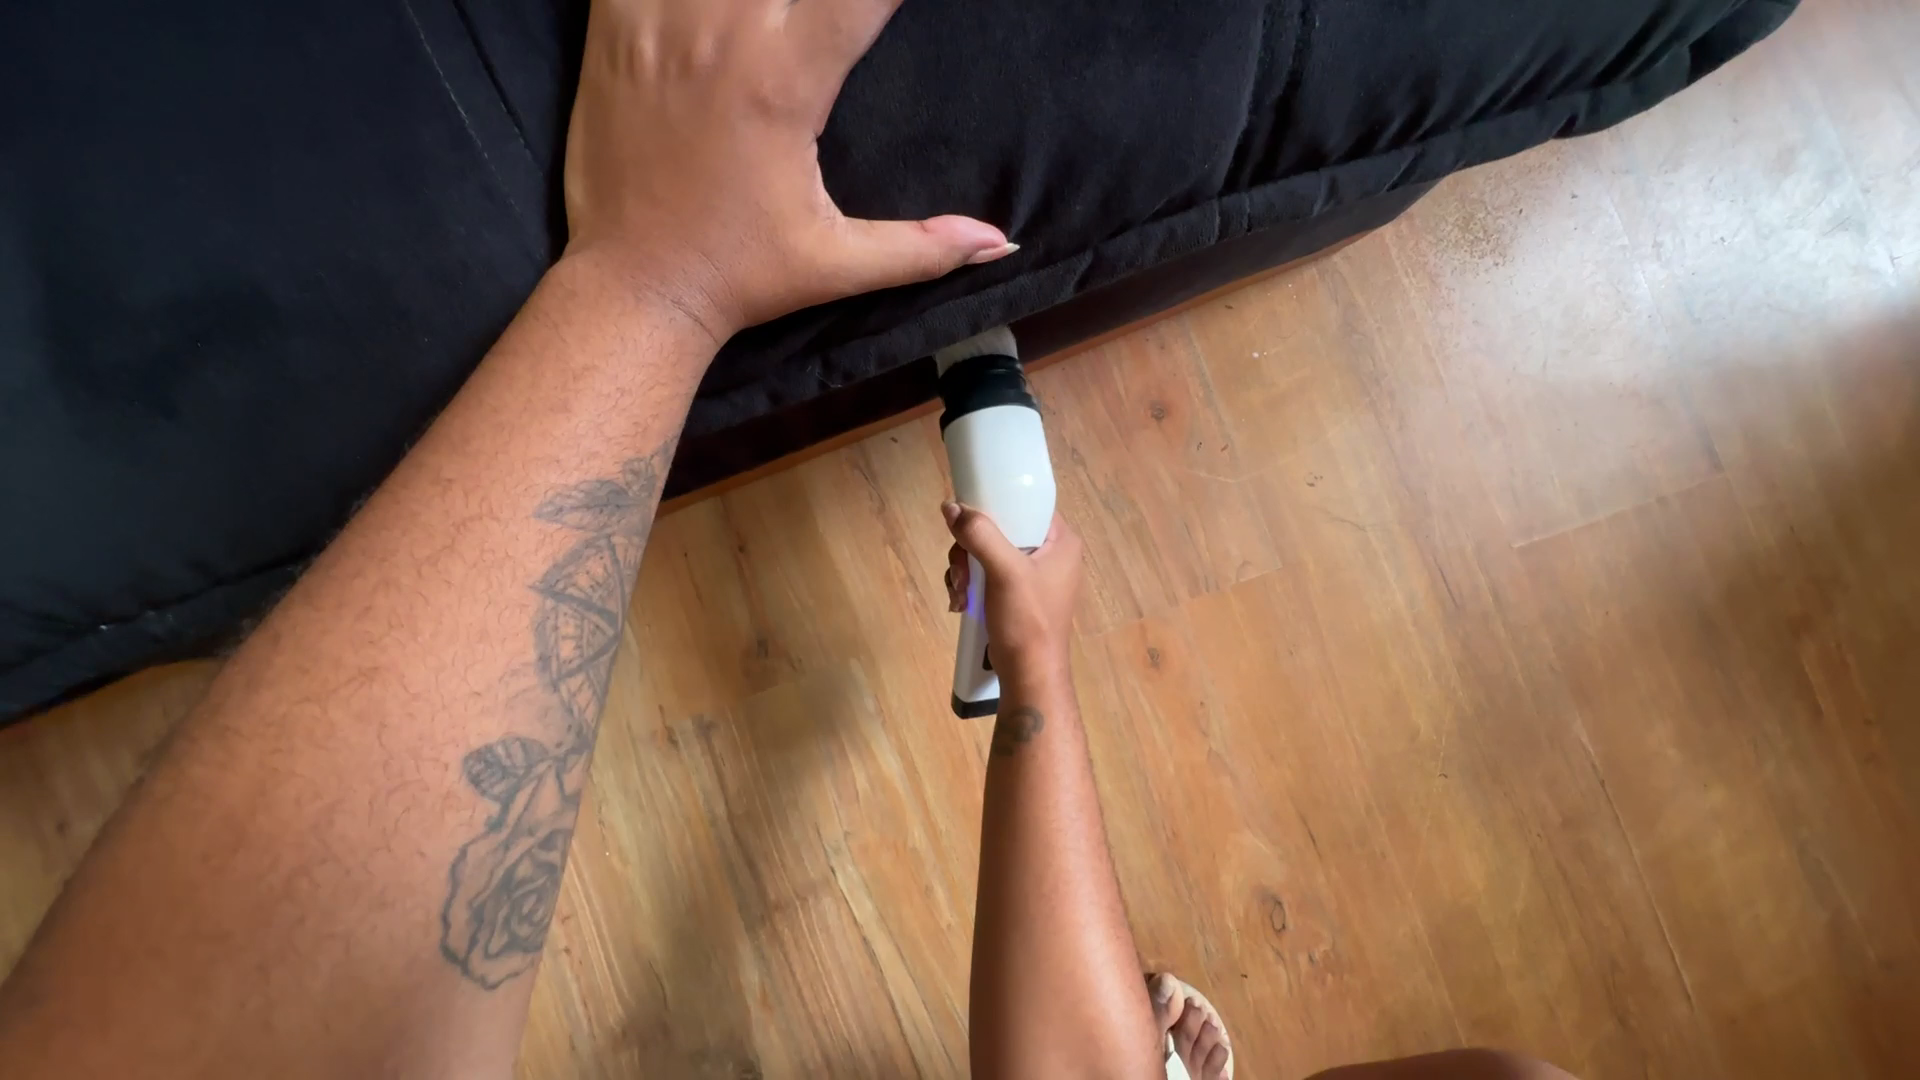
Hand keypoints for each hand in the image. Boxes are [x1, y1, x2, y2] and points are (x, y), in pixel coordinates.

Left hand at [561, 0, 1015, 344]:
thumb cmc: (741, 279)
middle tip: (839, 11)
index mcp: (782, 81)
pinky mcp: (609, 25)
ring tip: (784, 9)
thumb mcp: (838, 265)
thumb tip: (1001, 244)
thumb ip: (924, 247)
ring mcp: (654, 18)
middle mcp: (717, 28)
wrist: (636, 288)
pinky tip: (720, 2)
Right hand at [942, 503, 1083, 685]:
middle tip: (960, 570)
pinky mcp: (1018, 597)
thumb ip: (980, 535)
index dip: (995, 505)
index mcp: (1061, 541)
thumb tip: (951, 507)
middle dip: (970, 550)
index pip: (1026, 504)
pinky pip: (987, 575)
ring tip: (959, 593)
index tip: (968, 519)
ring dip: (965, 570)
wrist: (1028, 676)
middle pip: (1000, 530)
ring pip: (987, 553)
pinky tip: (960, 603)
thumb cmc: (1026, 622)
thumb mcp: (1004, 572)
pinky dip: (970, 586)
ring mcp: (1034, 577)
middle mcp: (1051, 555)